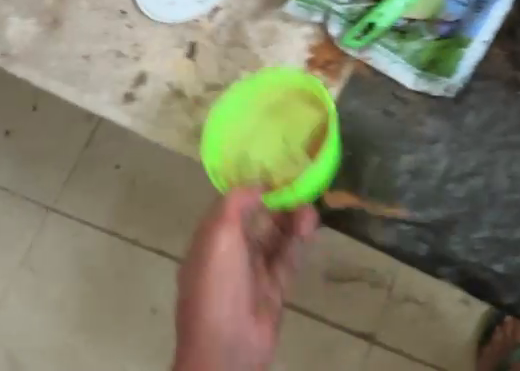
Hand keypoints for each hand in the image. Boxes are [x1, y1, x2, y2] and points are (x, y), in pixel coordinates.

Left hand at [173, 190, 318, 370]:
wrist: (227, 349)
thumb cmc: (216, 288)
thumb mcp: (218, 236)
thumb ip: (236, 204)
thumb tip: (258, 185)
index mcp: (210, 242)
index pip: (232, 207)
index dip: (253, 188)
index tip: (278, 169)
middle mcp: (230, 255)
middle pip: (257, 220)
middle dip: (278, 203)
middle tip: (301, 188)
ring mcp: (252, 272)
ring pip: (275, 237)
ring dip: (292, 220)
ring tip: (309, 211)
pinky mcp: (274, 288)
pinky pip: (288, 257)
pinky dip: (298, 240)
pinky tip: (309, 227)